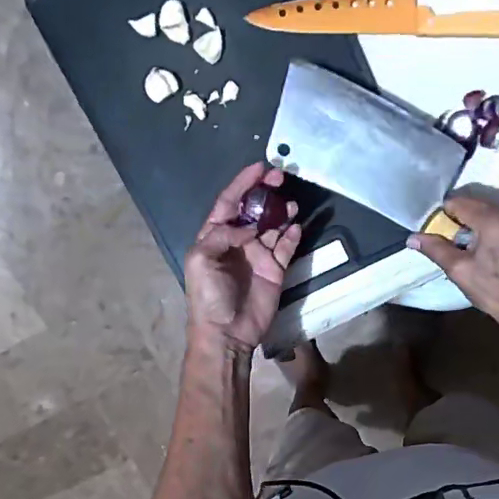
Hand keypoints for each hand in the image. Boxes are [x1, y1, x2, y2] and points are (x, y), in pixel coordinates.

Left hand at [185, 163, 303, 353]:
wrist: (226, 332)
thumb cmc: (208, 296)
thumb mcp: (202, 260)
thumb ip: (222, 235)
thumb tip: (250, 226)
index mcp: (215, 235)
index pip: (229, 202)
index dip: (243, 183)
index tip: (260, 167)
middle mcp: (238, 241)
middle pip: (254, 209)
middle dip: (266, 192)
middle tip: (280, 178)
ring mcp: (258, 254)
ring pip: (273, 225)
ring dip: (282, 211)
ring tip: (291, 203)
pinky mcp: (275, 269)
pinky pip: (286, 246)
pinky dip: (292, 235)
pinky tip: (296, 225)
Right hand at [407, 195, 498, 331]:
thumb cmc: (493, 291)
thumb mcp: (459, 270)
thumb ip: (435, 249)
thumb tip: (413, 237)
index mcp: (492, 219)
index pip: (459, 202)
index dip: (445, 216)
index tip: (442, 231)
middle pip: (480, 205)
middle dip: (465, 219)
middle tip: (458, 242)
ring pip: (497, 211)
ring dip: (485, 223)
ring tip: (480, 247)